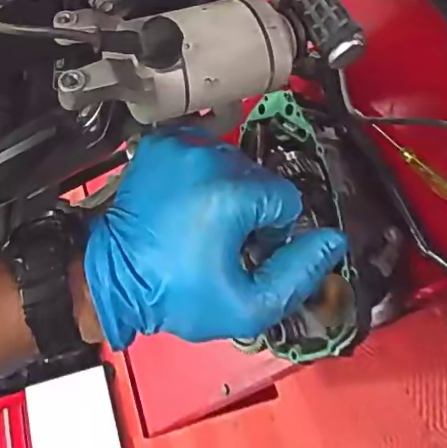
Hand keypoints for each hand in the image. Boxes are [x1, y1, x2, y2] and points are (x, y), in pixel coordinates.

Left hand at [82, 130, 349, 349]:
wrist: (114, 277)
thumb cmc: (174, 290)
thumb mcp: (246, 305)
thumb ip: (298, 273)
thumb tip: (332, 241)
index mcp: (233, 192)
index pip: (285, 198)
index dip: (272, 231)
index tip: (247, 247)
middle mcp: (209, 157)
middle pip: (259, 176)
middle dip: (250, 206)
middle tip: (222, 237)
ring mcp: (183, 145)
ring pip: (232, 159)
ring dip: (225, 185)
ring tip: (201, 218)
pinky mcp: (162, 142)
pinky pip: (200, 145)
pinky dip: (199, 167)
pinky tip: (186, 195)